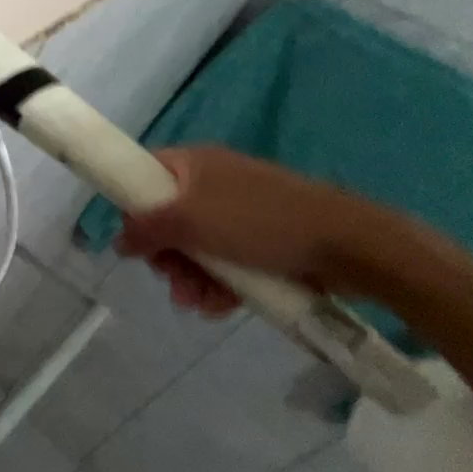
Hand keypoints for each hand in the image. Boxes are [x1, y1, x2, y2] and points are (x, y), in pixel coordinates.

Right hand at [120, 145, 375, 316]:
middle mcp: (212, 184)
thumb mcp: (190, 221)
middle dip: (166, 258)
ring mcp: (240, 213)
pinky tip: (220, 306)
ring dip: (190, 279)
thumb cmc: (262, 221)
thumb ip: (145, 230)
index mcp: (192, 165)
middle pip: (166, 220)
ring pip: (196, 248)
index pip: (141, 177)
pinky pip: (226, 262)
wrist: (353, 245)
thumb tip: (118, 242)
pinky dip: (218, 285)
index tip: (136, 241)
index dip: (131, 208)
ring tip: (198, 304)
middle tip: (172, 281)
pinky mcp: (264, 242)